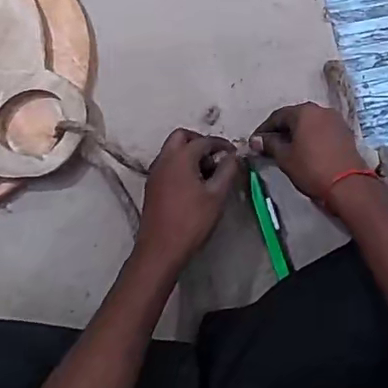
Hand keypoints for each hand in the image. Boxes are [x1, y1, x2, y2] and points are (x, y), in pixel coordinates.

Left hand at [134, 129, 239, 269]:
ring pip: (172, 150)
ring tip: (209, 173)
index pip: (204, 141)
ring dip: (190, 153)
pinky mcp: (152, 187)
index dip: (222, 145)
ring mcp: (155, 173)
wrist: (160, 250)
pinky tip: (195, 185)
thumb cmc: (191, 221)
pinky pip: (168, 165)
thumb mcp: (217, 195)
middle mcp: (164, 160)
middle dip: (201, 142)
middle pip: (182, 137)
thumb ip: (228, 171)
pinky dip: (182, 165)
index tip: (235, 155)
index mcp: (180, 158)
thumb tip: (234, 156)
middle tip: (217, 158)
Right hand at [250, 102, 382, 209]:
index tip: (255, 142)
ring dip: (297, 134)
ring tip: (286, 149)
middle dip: (281, 130)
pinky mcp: (345, 132)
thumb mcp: (285, 157)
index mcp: (304, 111)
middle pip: (295, 117)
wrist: (348, 184)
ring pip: (310, 123)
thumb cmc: (312, 168)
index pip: (278, 116)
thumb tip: (256, 140)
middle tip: (269, 146)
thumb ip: (270, 144)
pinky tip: (305, 151)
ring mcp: (336, 120)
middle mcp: (321, 110)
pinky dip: (311, 137)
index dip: (264, 130)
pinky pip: (322, 130)